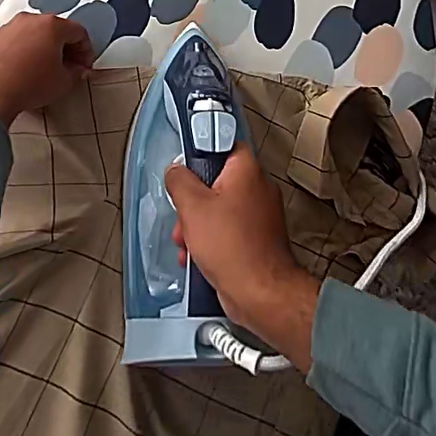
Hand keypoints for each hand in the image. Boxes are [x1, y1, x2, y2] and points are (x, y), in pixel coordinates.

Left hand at [0, 13, 93, 125]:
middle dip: (66, 48)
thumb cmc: (24, 85)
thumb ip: (76, 71)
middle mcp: (30, 21)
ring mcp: (10, 28)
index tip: (84, 63)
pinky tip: (27, 71)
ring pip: (35, 34)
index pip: (79, 32)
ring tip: (46, 71)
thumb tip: (74, 70)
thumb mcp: (64, 82)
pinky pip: (17, 41)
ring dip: (45, 49)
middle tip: (70, 66)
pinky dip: (25, 52)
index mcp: (52, 25)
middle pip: (56, 29)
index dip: (86, 50)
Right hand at [165, 144, 320, 371]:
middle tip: (185, 211)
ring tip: (189, 240)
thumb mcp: (192, 207)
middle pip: (215, 180)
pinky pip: (227, 229)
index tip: (187, 159)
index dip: (201, 151)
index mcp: (246, 170)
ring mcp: (259, 215)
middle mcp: (257, 188)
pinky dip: (210, 239)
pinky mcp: (256, 238)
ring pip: (219, 207)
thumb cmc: (235, 249)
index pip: (223, 142)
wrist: (260, 293)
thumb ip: (179, 181)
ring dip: (198, 223)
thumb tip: (175, 171)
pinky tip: (199, 256)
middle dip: (193, 200)